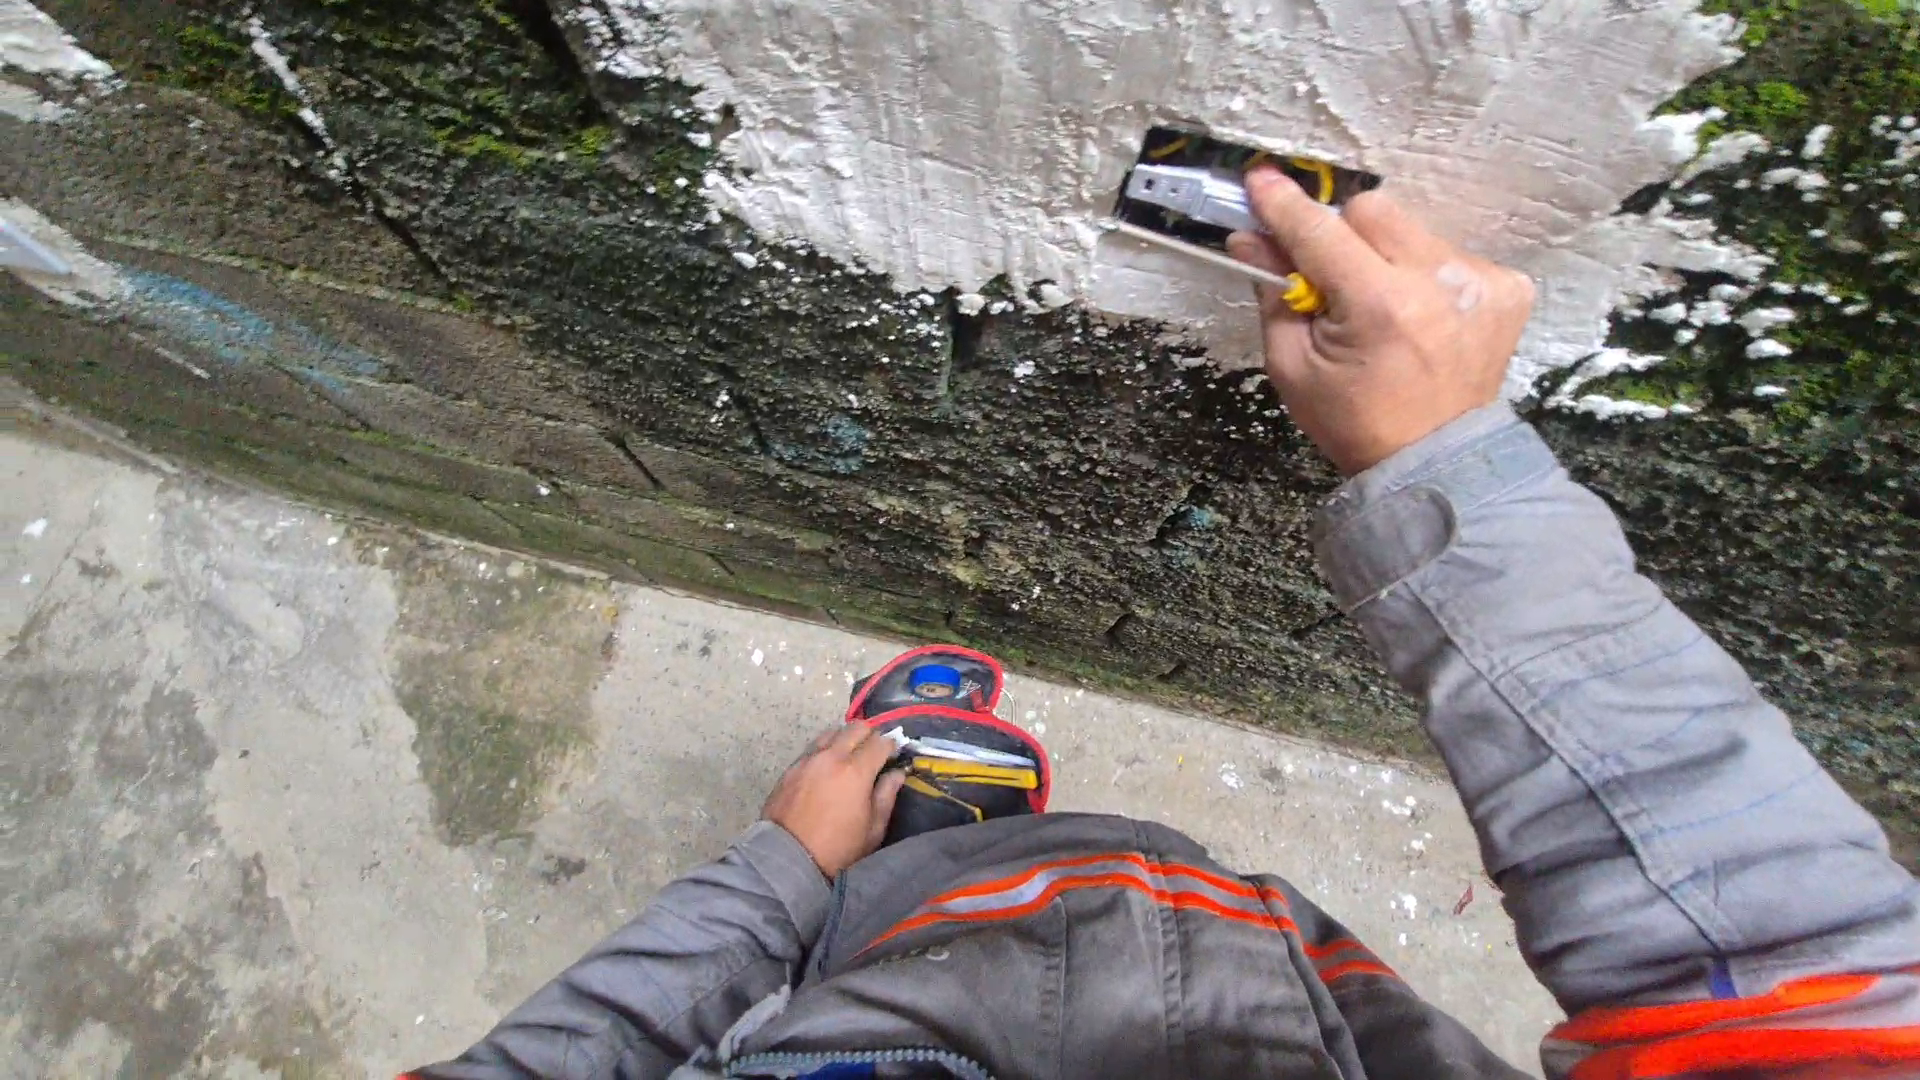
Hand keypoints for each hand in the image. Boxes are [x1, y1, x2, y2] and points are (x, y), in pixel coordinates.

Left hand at [762, 725, 906, 877]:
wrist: (787, 861)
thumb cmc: (838, 850)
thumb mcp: (873, 829)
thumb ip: (887, 795)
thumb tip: (897, 773)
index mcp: (856, 771)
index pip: (880, 742)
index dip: (892, 745)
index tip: (894, 753)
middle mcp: (832, 757)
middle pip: (856, 727)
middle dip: (870, 735)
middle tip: (874, 751)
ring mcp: (808, 759)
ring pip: (832, 732)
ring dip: (846, 738)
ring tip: (849, 755)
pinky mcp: (791, 767)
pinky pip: (813, 747)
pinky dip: (826, 749)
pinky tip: (827, 766)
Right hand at [1225, 168, 1535, 475]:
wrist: (1429, 458)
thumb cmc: (1349, 419)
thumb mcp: (1291, 366)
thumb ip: (1273, 296)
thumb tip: (1251, 242)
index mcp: (1379, 306)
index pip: (1321, 234)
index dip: (1285, 206)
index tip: (1260, 178)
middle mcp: (1438, 280)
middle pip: (1372, 210)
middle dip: (1338, 235)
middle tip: (1325, 280)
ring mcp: (1481, 279)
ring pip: (1410, 227)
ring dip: (1378, 253)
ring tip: (1375, 306)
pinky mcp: (1507, 285)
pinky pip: (1445, 250)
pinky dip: (1418, 272)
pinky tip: (1414, 315)